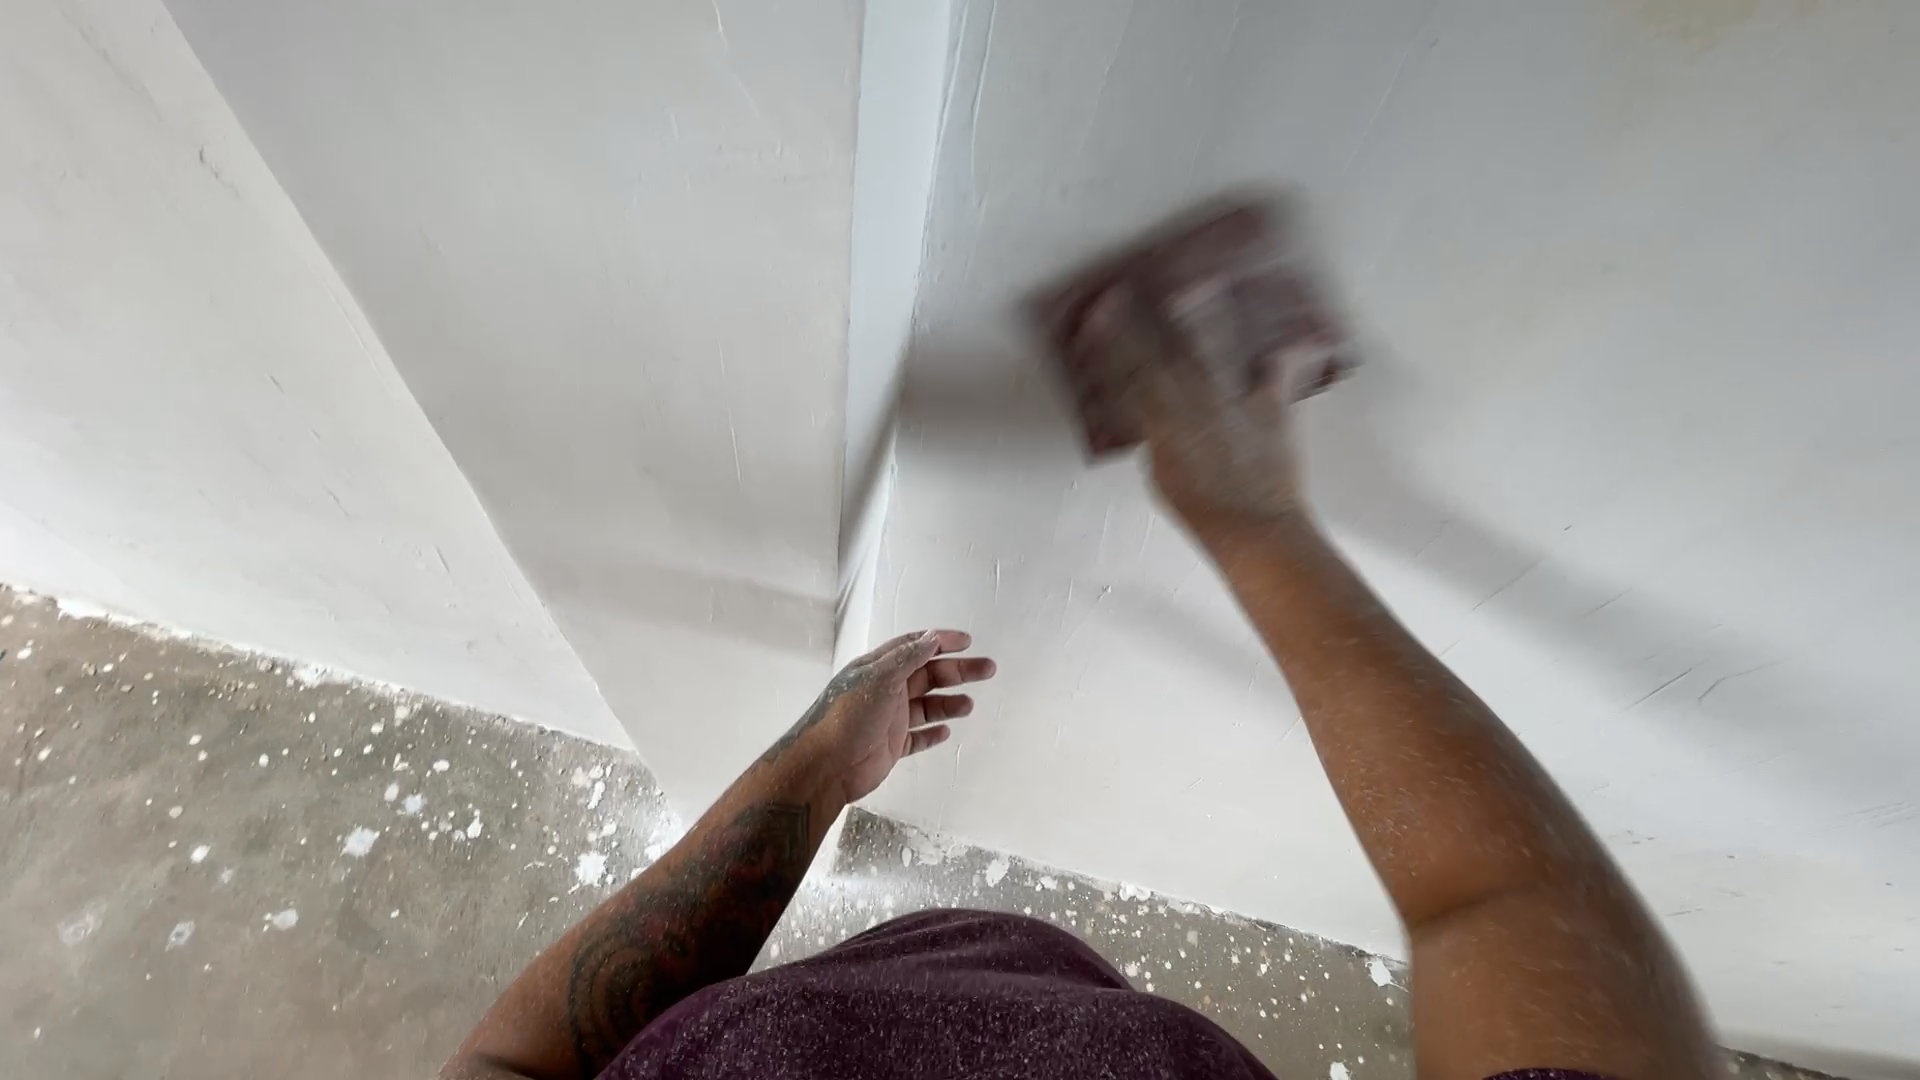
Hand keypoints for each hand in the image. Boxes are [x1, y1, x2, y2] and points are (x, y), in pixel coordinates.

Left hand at [777, 630, 995, 803]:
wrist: (826, 767)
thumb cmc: (847, 718)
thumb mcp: (878, 678)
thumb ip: (907, 658)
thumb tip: (932, 638)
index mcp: (879, 668)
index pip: (915, 647)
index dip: (941, 641)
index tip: (967, 642)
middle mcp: (886, 690)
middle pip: (928, 674)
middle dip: (957, 671)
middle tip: (987, 669)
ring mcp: (889, 718)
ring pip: (927, 706)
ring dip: (950, 702)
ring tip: (969, 705)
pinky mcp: (892, 745)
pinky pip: (918, 736)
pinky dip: (933, 732)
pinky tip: (947, 730)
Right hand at [1070, 206, 1351, 532]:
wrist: (1254, 528)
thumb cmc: (1202, 511)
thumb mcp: (1163, 476)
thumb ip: (1159, 438)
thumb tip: (1157, 418)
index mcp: (1164, 425)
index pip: (1128, 376)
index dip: (1110, 344)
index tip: (1097, 316)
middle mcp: (1195, 405)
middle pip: (1162, 355)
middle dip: (1141, 321)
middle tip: (1128, 290)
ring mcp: (1234, 402)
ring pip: (1216, 349)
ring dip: (1206, 314)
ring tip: (1201, 282)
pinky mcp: (1271, 406)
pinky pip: (1280, 372)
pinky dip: (1291, 352)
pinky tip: (1297, 333)